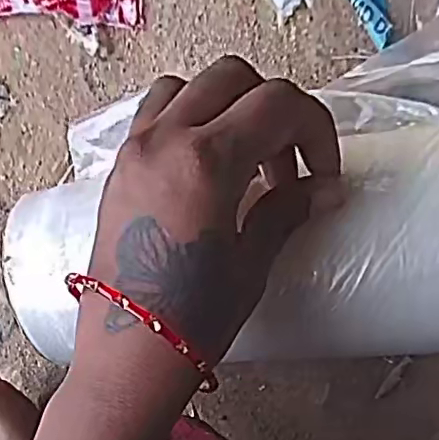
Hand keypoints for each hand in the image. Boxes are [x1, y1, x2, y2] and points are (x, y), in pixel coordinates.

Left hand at [21, 56, 341, 439]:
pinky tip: (200, 173)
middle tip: (284, 169)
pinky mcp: (116, 176)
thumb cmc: (192, 322)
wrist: (128, 359)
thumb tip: (321, 188)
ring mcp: (133, 154)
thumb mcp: (249, 266)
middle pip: (232, 80)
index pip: (278, 104)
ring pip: (187, 89)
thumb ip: (284, 213)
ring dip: (225, 109)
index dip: (315, 132)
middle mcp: (164, 141)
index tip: (322, 175)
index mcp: (206, 160)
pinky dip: (186, 124)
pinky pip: (153, 119)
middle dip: (272, 112)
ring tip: (241, 164)